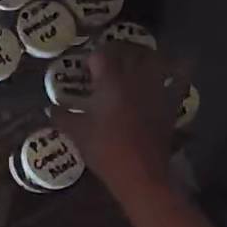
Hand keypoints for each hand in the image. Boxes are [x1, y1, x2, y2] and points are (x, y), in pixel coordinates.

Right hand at [50, 42, 187, 194]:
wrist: (140, 174)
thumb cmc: (104, 150)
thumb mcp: (76, 133)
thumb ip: (62, 116)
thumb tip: (50, 108)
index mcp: (109, 84)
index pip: (101, 56)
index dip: (91, 58)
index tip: (85, 68)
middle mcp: (135, 81)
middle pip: (130, 53)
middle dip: (118, 52)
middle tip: (108, 61)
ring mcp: (156, 92)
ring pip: (156, 62)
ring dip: (145, 58)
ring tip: (136, 63)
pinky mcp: (170, 105)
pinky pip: (176, 82)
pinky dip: (173, 75)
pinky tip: (166, 79)